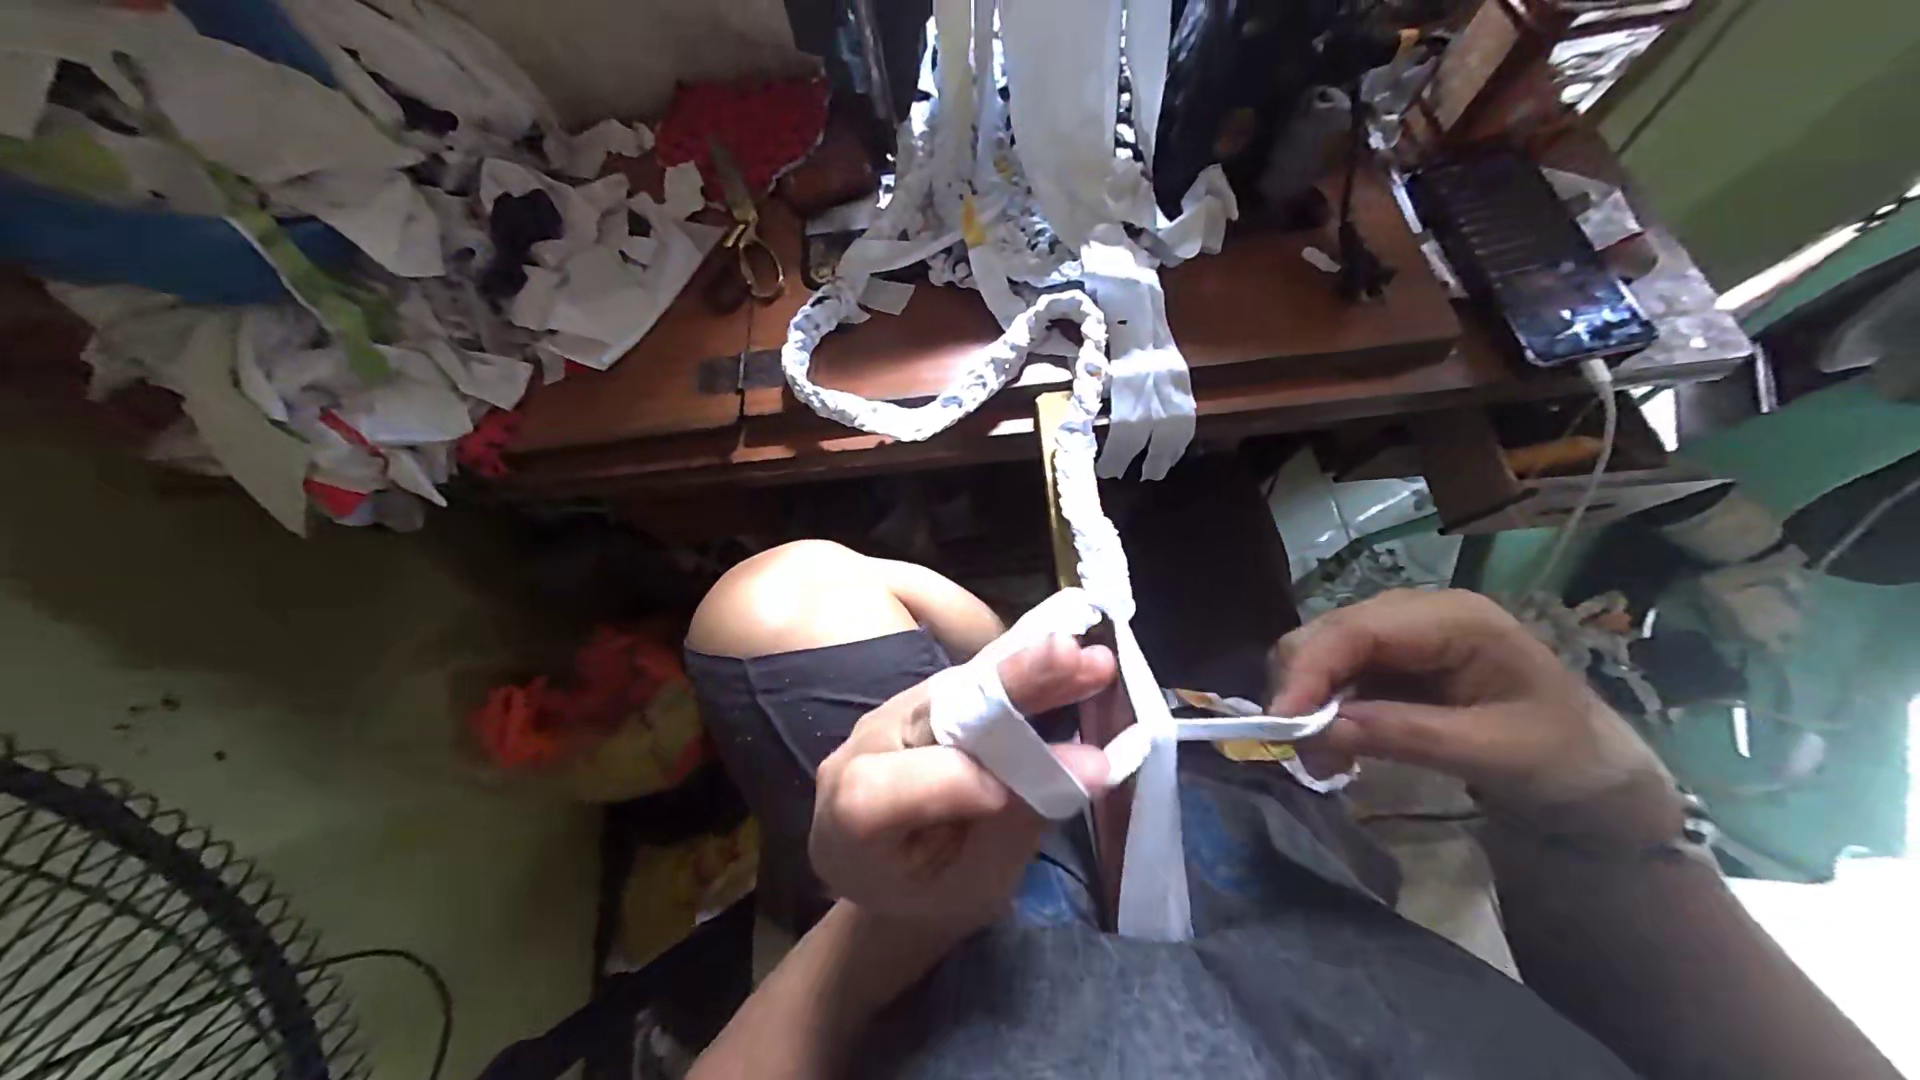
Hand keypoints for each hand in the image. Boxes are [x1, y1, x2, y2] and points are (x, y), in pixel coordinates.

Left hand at [810, 634, 1115, 930]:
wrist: (899, 871)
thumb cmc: (933, 894)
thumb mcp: (972, 884)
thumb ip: (1018, 823)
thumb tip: (1092, 765)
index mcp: (848, 821)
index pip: (887, 790)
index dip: (954, 781)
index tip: (1014, 791)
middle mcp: (864, 749)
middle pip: (932, 714)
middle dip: (1005, 686)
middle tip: (1070, 658)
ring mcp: (894, 713)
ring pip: (959, 685)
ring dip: (1025, 669)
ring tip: (1086, 658)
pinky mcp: (925, 696)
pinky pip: (971, 678)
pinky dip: (1020, 667)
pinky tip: (1063, 651)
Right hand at [1270, 590, 1679, 841]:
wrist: (1597, 775)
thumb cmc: (1565, 759)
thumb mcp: (1495, 753)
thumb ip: (1406, 735)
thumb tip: (1316, 732)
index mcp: (1453, 618)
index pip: (1356, 630)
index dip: (1308, 671)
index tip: (1279, 723)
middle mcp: (1412, 613)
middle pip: (1325, 635)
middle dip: (1299, 688)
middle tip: (1295, 749)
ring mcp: (1396, 635)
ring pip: (1317, 653)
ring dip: (1304, 704)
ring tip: (1317, 759)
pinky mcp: (1385, 661)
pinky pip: (1330, 675)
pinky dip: (1318, 711)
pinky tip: (1331, 747)